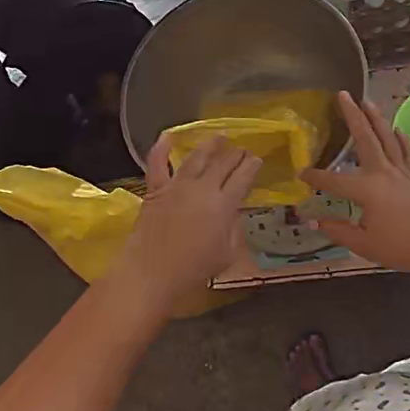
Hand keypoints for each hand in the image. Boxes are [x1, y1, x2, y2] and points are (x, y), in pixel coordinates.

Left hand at [116, 135, 261, 301]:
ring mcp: (177, 186)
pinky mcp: (155, 190)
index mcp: (224, 204)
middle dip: (236, 154)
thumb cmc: (193, 269)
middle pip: (224, 163)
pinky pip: (157, 164)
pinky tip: (168, 136)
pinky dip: (161, 148)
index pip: (243, 177)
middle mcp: (203, 188)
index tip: (257, 160)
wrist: (152, 274)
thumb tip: (232, 213)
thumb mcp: (227, 253)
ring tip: (220, 137)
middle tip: (242, 150)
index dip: (252, 166)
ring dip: (211, 145)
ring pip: (197, 157)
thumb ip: (233, 229)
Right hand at [302, 92, 409, 274]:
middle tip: (343, 95)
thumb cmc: (400, 247)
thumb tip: (316, 221)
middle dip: (353, 116)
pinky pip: (407, 153)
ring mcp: (401, 173)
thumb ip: (338, 230)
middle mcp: (383, 173)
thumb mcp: (363, 244)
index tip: (300, 174)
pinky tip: (397, 129)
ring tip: (366, 101)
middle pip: (366, 139)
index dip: (316, 177)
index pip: (334, 180)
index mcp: (367, 189)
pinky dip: (402, 140)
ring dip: (376, 118)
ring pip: (387, 139)